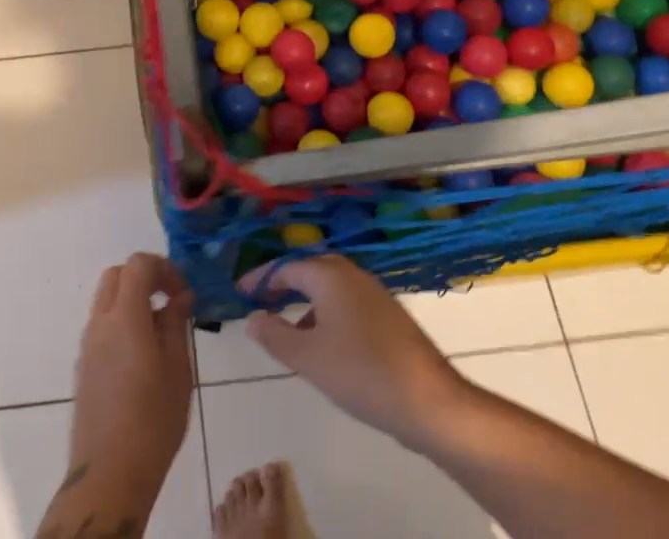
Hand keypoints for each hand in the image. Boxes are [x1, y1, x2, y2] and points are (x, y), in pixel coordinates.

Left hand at [68, 253, 194, 503]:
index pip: (138, 265)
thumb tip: (180, 297)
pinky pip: (102, 326)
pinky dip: (122, 321)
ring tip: (162, 330)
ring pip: (106, 300)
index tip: (184, 293)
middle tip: (172, 300)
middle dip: (145, 277)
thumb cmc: (154, 420)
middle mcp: (99, 324)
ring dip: (132, 300)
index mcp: (124, 319)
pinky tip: (144, 354)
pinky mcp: (84, 365)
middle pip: (116, 275)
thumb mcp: (178, 370)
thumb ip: (175, 325)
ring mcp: (87, 345)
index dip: (164, 268)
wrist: (110, 471)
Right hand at [240, 255, 467, 449]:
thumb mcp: (307, 357)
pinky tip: (326, 345)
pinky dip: (328, 312)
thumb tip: (252, 316)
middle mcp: (354, 276)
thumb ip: (274, 334)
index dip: (261, 278)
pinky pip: (349, 302)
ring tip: (289, 329)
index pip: (286, 267)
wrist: (428, 400)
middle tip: (262, 301)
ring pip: (332, 287)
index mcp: (330, 276)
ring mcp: (376, 294)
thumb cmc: (360, 373)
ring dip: (307, 300)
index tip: (240, 291)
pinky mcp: (391, 316)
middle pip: (311, 270)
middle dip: (285, 283)